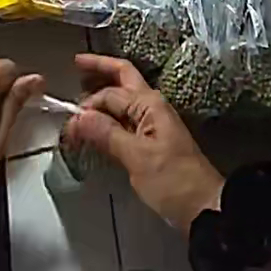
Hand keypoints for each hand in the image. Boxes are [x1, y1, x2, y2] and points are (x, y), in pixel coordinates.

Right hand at [64, 54, 222, 231]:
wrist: (203, 206)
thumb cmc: (172, 180)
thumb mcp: (137, 158)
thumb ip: (107, 134)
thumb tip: (78, 116)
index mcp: (149, 103)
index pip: (111, 93)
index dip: (88, 102)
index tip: (67, 121)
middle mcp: (150, 104)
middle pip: (123, 77)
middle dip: (100, 68)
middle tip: (76, 64)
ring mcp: (152, 121)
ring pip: (124, 97)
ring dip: (104, 90)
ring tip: (82, 91)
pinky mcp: (151, 139)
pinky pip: (126, 117)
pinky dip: (110, 114)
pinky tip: (97, 122)